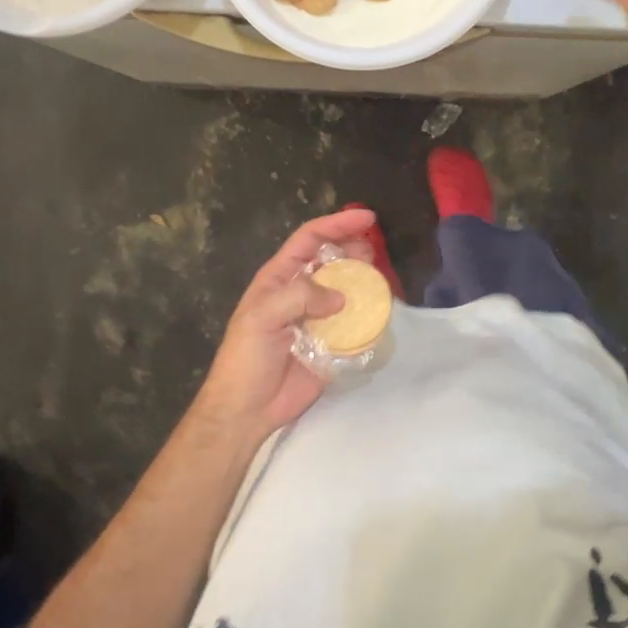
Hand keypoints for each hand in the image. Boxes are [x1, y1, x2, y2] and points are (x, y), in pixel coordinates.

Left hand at [194, 209, 377, 441]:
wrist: (247, 409)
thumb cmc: (246, 359)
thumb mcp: (262, 318)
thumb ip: (299, 297)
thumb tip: (341, 296)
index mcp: (278, 279)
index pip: (309, 239)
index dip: (336, 224)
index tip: (367, 218)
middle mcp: (299, 293)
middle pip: (332, 260)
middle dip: (354, 249)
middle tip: (374, 252)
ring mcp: (316, 319)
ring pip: (346, 289)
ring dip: (364, 281)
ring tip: (380, 279)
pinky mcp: (331, 344)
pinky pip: (354, 323)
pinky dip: (369, 315)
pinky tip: (381, 312)